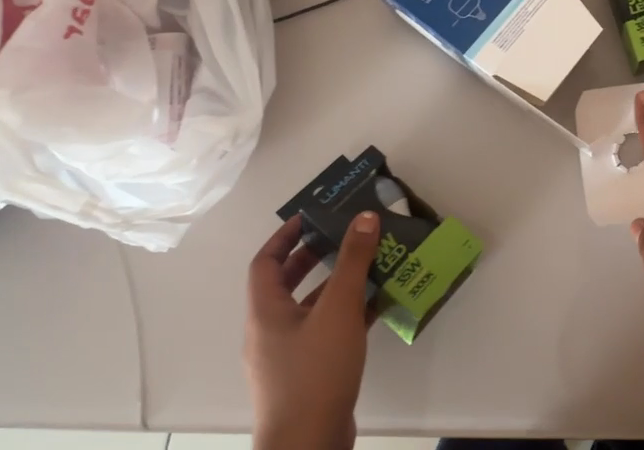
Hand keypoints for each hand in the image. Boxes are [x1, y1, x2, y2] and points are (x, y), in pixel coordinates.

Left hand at [245, 211, 379, 449]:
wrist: (308, 446)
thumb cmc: (316, 371)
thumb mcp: (339, 309)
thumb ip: (353, 261)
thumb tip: (364, 217)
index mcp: (265, 312)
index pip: (265, 262)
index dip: (285, 236)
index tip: (312, 217)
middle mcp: (269, 332)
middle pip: (286, 284)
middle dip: (316, 258)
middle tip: (346, 237)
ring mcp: (287, 357)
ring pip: (310, 309)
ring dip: (337, 287)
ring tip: (371, 267)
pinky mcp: (307, 376)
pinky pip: (324, 332)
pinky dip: (347, 315)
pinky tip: (378, 307)